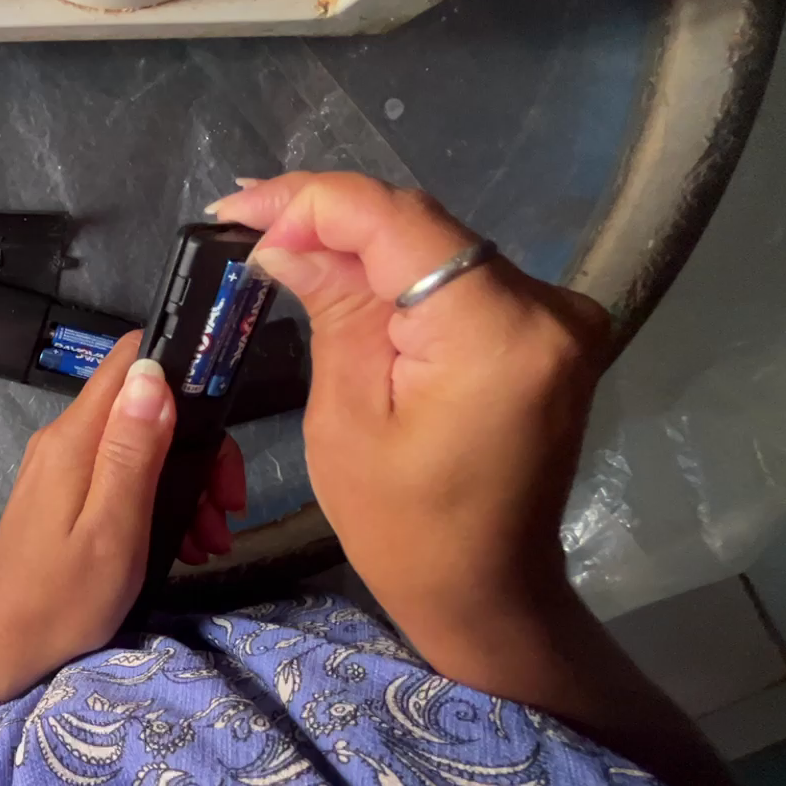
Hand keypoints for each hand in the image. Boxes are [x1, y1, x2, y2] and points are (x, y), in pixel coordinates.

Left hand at [0, 334, 246, 700]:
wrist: (1, 645)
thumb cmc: (61, 598)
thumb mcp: (112, 528)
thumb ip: (132, 450)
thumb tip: (151, 370)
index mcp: (74, 440)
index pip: (128, 359)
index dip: (181, 366)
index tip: (225, 408)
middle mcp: (63, 441)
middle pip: (144, 407)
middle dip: (197, 448)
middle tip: (226, 507)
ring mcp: (59, 468)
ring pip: (139, 446)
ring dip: (184, 484)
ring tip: (210, 540)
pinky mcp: (62, 495)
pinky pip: (120, 477)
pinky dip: (157, 501)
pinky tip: (183, 543)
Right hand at [208, 172, 611, 661]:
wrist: (479, 583)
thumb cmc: (397, 523)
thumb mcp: (345, 416)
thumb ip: (331, 312)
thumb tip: (284, 244)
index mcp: (492, 332)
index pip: (397, 223)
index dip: (309, 201)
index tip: (235, 206)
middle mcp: (544, 304)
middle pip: (418, 228)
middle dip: (323, 215)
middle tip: (239, 218)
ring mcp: (551, 315)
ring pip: (432, 249)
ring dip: (349, 240)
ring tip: (268, 235)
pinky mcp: (536, 332)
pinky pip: (448, 281)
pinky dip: (386, 271)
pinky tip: (330, 268)